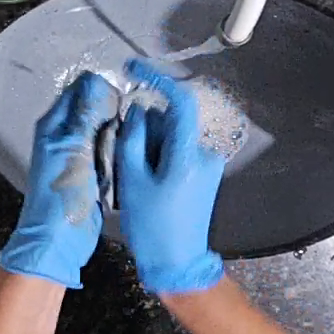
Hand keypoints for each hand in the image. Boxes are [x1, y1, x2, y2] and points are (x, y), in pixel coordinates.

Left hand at [0, 72, 118, 287]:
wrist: (59, 237)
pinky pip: (110, 151)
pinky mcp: (93, 171)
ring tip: (140, 132)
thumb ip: (85, 114)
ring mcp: (79, 154)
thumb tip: (96, 80)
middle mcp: (65, 134)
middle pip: (94, 109)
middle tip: (136, 116)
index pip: (79, 90)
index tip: (125, 93)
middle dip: (114, 110)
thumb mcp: (74, 147)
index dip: (101, 88)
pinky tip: (136, 150)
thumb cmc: (62, 191)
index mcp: (54, 124)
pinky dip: (120, 150)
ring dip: (120, 131)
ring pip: (105, 130)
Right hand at [113, 60, 227, 294]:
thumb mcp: (132, 180)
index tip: (134, 70)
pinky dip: (157, 158)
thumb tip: (137, 109)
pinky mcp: (202, 174)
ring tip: (137, 179)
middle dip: (145, 130)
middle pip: (169, 121)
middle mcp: (204, 154)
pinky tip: (147, 184)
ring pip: (170, 137)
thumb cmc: (152, 226)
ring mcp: (206, 165)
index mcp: (188, 154)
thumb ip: (132, 138)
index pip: (179, 101)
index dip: (157, 79)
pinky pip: (175, 152)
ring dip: (150, 147)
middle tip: (127, 160)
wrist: (178, 263)